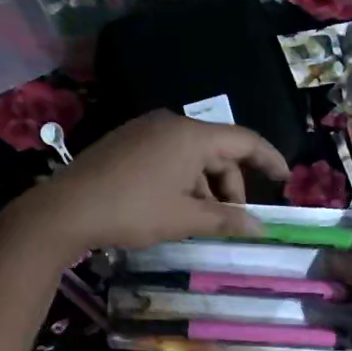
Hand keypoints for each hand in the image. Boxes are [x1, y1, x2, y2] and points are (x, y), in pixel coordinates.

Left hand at [20, 111, 290, 251]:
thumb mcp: (184, 218)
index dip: (269, 160)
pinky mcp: (125, 142)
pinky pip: (166, 157)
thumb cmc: (132, 211)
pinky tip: (172, 208)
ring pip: (190, 156)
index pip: (244, 141)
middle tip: (230, 220)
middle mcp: (170, 123)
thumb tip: (260, 227)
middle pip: (216, 151)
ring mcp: (144, 130)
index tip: (285, 178)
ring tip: (198, 221)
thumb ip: (226, 219)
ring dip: (203, 187)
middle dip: (229, 185)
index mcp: (190, 134)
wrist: (66, 209)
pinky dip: (180, 180)